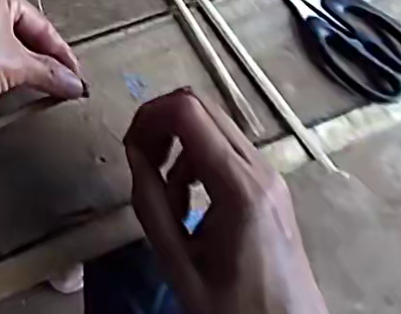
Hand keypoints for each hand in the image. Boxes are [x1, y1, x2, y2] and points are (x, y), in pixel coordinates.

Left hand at [0, 0, 87, 107]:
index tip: (73, 73)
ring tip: (27, 80)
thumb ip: (49, 73)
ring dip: (13, 57)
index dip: (59, 53)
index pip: (40, 24)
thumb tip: (75, 84)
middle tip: (54, 79)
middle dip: (36, 55)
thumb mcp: (16, 67)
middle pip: (18, 27)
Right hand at [124, 89, 327, 313]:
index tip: (130, 144)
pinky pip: (227, 148)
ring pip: (213, 124)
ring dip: (179, 146)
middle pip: (201, 106)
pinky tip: (190, 202)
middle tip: (141, 162)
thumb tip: (133, 152)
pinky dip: (198, 159)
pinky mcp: (270, 183)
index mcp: (240, 186)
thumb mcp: (181, 269)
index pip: (188, 112)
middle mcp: (260, 166)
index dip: (151, 115)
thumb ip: (151, 207)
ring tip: (167, 199)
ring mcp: (270, 171)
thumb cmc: (236, 312)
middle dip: (162, 124)